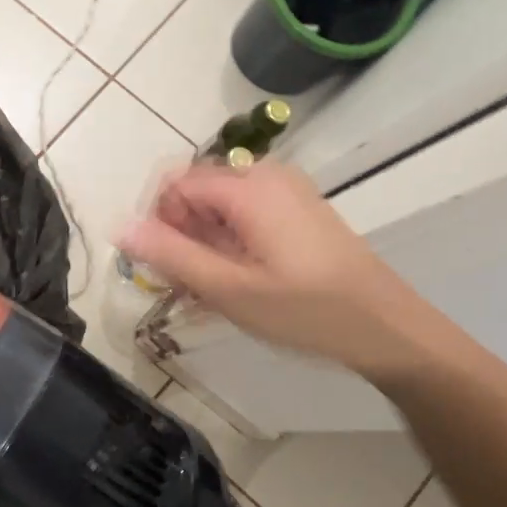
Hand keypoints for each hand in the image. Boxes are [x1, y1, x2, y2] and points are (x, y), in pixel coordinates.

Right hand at [118, 161, 460, 380]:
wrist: (386, 329)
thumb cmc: (306, 310)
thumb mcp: (228, 289)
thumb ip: (170, 254)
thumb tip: (120, 226)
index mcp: (249, 187)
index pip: (174, 183)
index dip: (155, 221)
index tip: (159, 266)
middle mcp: (266, 178)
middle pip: (194, 194)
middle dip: (177, 237)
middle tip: (182, 288)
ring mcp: (284, 195)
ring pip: (215, 210)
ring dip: (199, 248)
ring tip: (205, 295)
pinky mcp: (295, 214)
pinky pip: (241, 219)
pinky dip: (225, 249)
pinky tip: (230, 287)